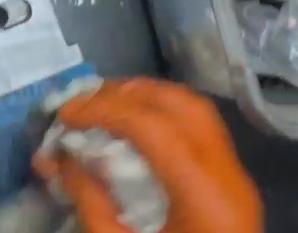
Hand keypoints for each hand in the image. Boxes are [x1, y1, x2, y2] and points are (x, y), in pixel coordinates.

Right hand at [32, 79, 260, 232]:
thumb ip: (89, 201)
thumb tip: (58, 156)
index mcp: (206, 203)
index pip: (152, 128)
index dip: (102, 111)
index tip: (63, 116)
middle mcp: (231, 182)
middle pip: (180, 106)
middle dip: (125, 94)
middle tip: (83, 104)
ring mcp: (239, 185)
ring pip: (195, 112)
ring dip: (146, 99)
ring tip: (105, 108)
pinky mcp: (235, 192)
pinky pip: (201, 132)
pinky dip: (164, 117)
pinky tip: (133, 132)